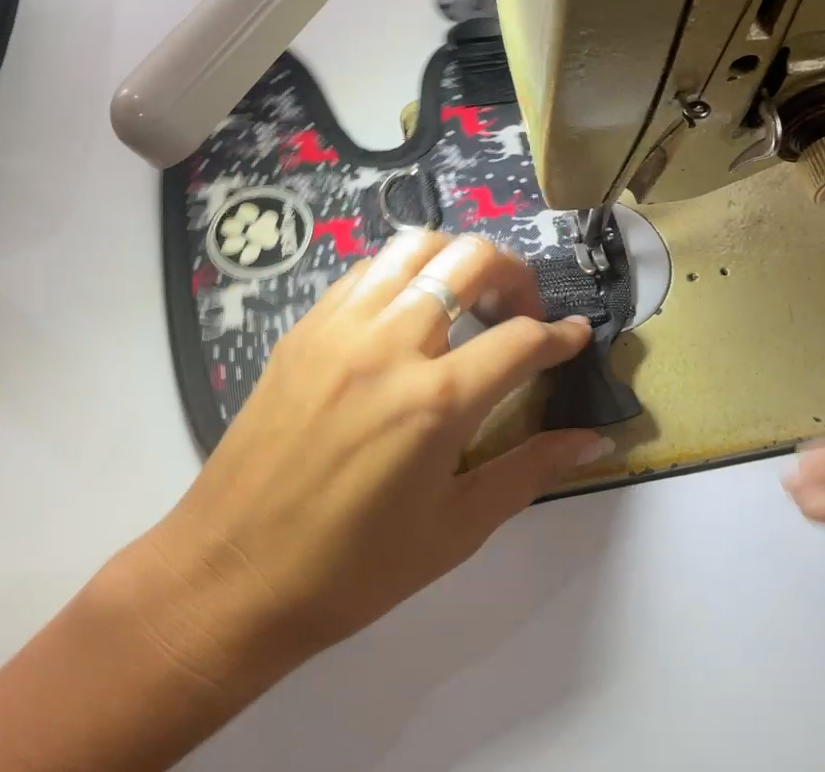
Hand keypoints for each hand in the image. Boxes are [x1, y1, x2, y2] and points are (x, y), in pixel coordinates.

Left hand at [133, 230, 608, 677]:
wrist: (231, 575)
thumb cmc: (353, 569)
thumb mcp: (456, 530)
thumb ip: (529, 471)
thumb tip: (593, 440)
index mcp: (435, 402)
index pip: (521, 339)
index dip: (561, 336)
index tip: (577, 337)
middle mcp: (389, 346)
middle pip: (470, 261)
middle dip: (515, 274)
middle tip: (523, 312)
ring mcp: (338, 330)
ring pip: (413, 248)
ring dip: (456, 260)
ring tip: (468, 300)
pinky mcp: (301, 331)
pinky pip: (364, 272)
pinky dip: (402, 274)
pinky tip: (408, 314)